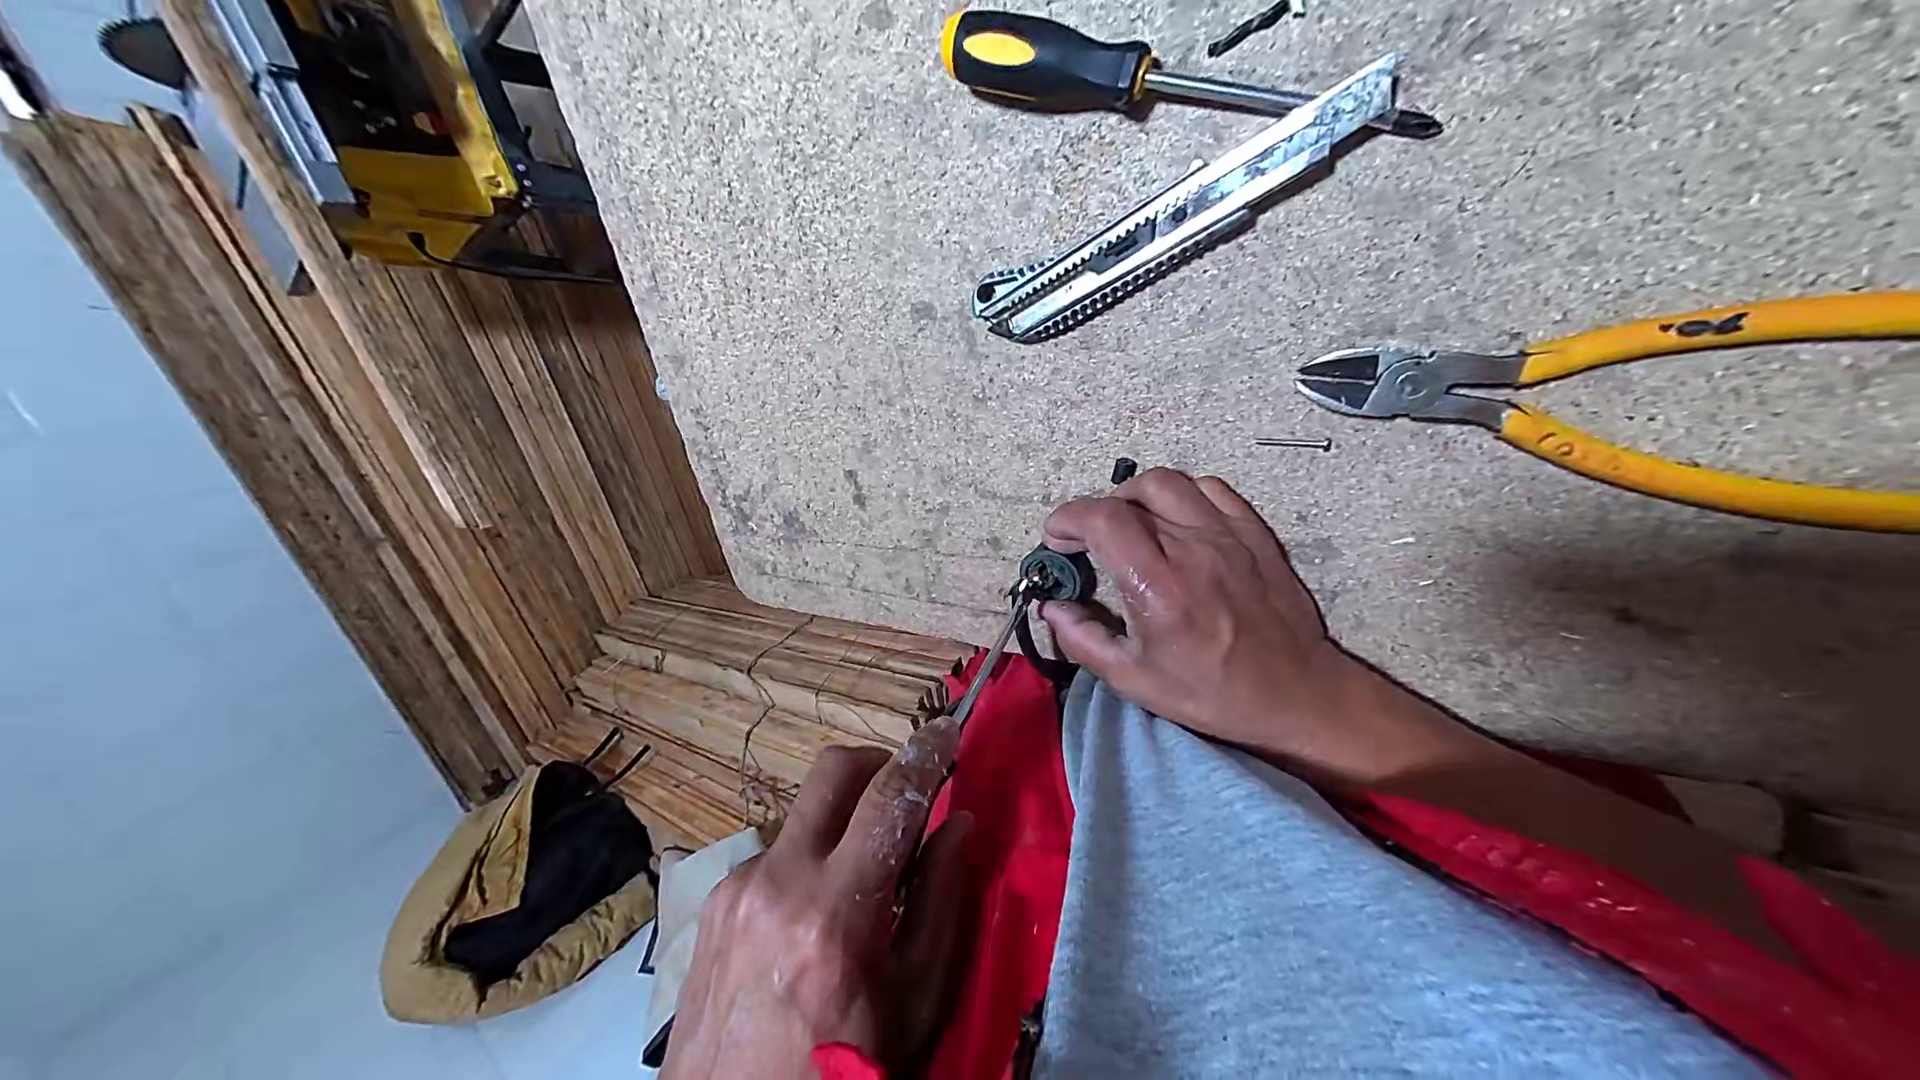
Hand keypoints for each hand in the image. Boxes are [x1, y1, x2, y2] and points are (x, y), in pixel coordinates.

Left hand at [662, 721, 973, 1078]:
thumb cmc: (842, 1072)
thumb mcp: (913, 1001)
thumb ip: (941, 901)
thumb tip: (960, 822)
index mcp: (837, 914)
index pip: (890, 799)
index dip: (926, 754)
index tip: (948, 730)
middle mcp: (779, 882)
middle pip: (834, 769)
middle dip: (880, 762)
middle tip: (907, 793)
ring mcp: (738, 886)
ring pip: (806, 812)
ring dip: (844, 822)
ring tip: (859, 881)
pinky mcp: (714, 898)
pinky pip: (776, 850)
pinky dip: (810, 859)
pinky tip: (813, 913)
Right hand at [1039, 469, 1464, 784]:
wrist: (1296, 696)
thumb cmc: (1214, 694)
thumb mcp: (1134, 680)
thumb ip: (1083, 639)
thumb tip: (1051, 609)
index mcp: (1159, 588)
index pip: (1103, 520)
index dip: (1068, 518)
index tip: (1057, 536)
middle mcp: (1193, 551)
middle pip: (1131, 495)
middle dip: (1095, 511)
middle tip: (1088, 539)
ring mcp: (1229, 537)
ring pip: (1170, 483)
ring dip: (1135, 495)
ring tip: (1128, 523)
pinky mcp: (1255, 535)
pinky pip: (1213, 490)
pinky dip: (1182, 495)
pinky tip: (1176, 520)